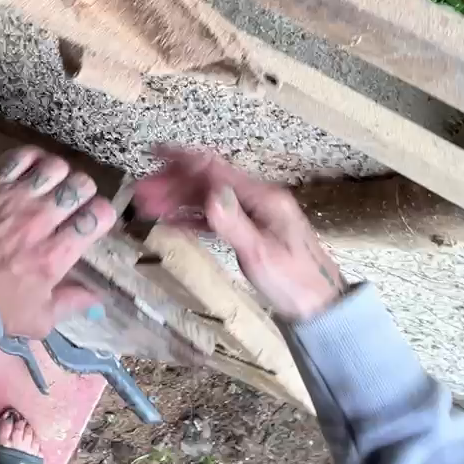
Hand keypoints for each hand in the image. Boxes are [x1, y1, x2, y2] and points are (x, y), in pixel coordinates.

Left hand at [0, 146, 115, 336]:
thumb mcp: (38, 319)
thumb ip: (71, 303)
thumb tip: (98, 296)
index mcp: (54, 255)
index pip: (97, 217)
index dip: (103, 214)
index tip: (96, 218)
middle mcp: (39, 221)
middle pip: (80, 186)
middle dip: (84, 191)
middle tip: (75, 200)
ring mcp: (13, 198)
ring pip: (54, 166)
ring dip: (60, 174)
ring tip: (53, 183)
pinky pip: (20, 156)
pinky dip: (33, 158)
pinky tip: (33, 168)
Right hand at [131, 147, 345, 321]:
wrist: (322, 311)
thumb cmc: (295, 284)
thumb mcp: (260, 254)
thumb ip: (233, 222)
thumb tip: (209, 191)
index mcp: (261, 197)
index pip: (214, 169)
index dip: (182, 158)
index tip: (154, 152)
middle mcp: (256, 199)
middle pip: (206, 182)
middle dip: (172, 183)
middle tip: (141, 193)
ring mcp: (252, 214)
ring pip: (206, 199)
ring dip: (177, 200)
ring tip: (148, 206)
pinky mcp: (249, 230)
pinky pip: (214, 217)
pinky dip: (191, 216)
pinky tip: (171, 221)